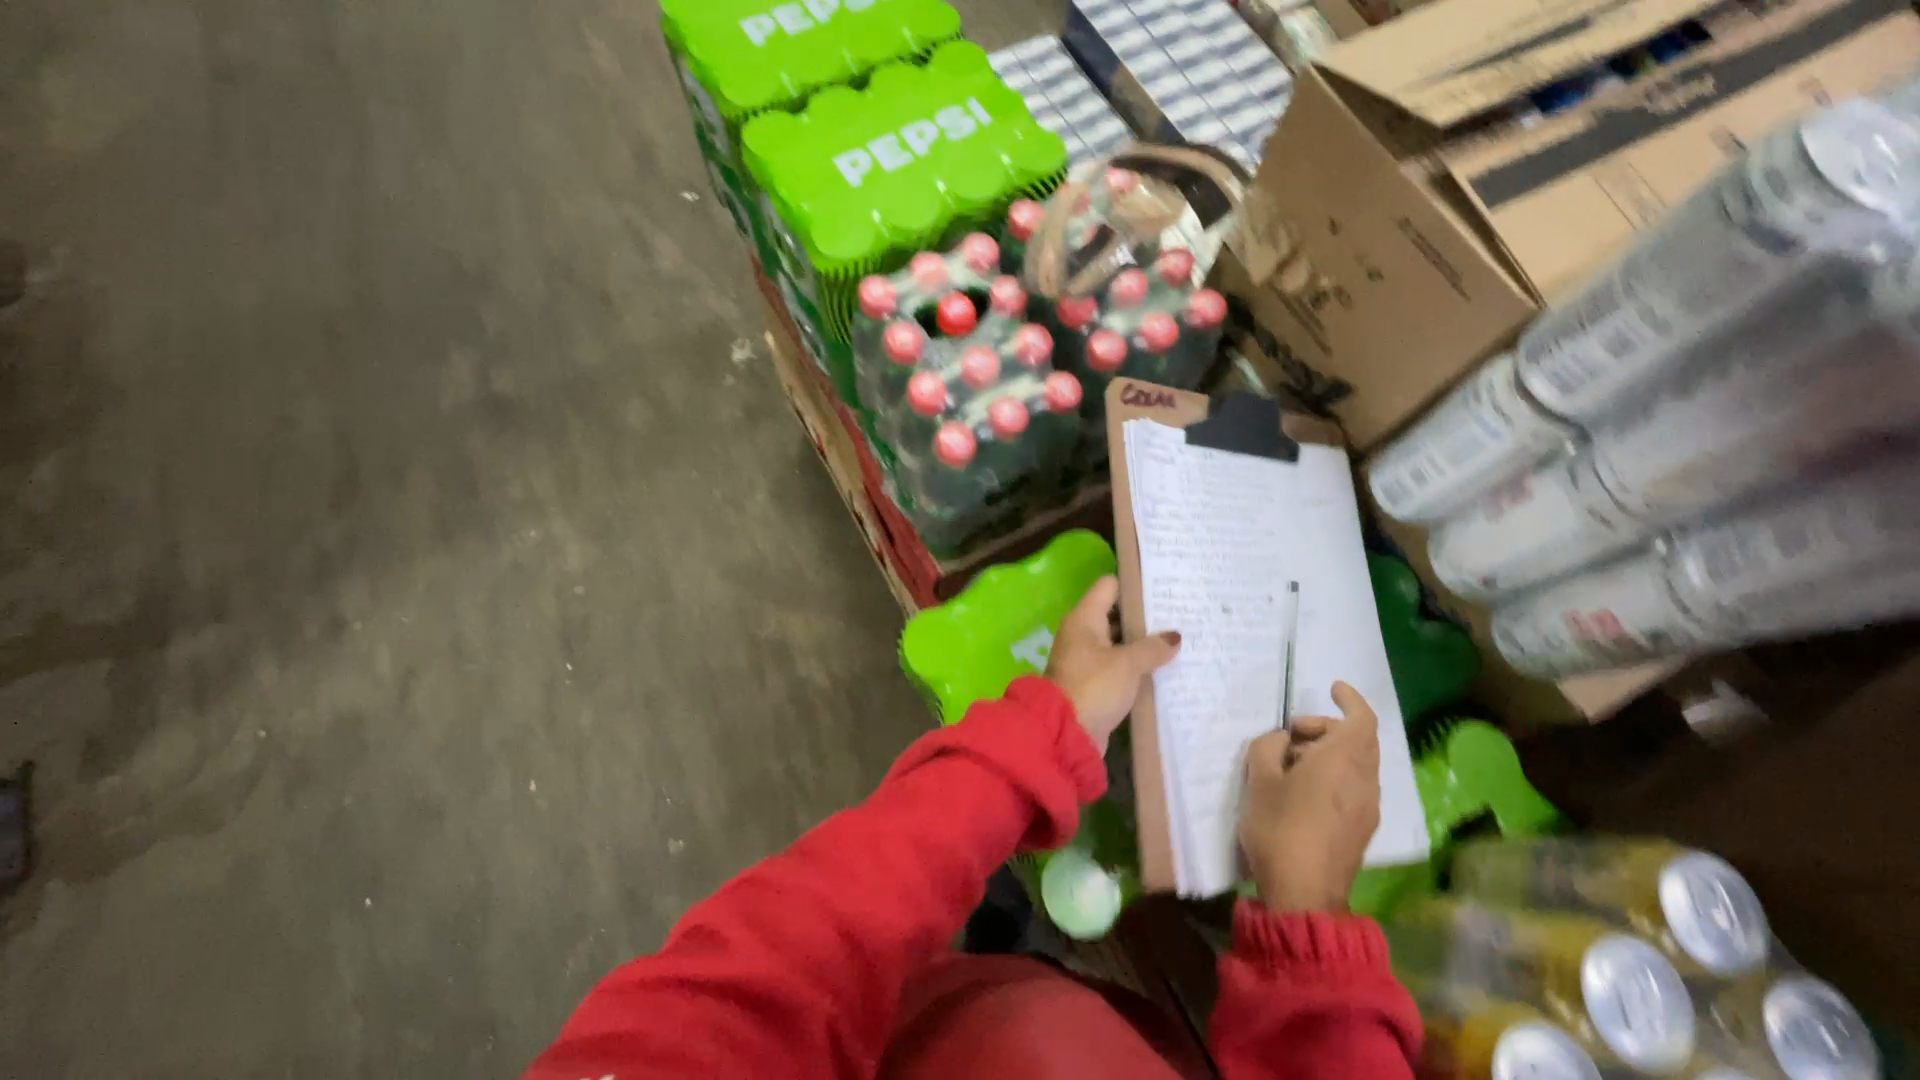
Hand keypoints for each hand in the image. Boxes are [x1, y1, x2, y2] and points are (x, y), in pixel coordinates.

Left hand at [1046, 576, 1180, 754]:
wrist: (1066, 733)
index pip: (1109, 586)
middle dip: (1146, 617)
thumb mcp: (1127, 663)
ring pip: (1120, 643)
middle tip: (1182, 616)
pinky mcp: (1095, 683)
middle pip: (1117, 614)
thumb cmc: (1094, 687)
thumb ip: (1152, 647)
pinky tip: (1165, 668)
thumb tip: (1174, 636)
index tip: (1164, 588)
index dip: (1135, 585)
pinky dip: (1138, 666)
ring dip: (1144, 644)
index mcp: (1084, 619)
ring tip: (1180, 641)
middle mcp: (1083, 634)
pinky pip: (1120, 666)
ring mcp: (1088, 660)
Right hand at [1237, 681, 1380, 913]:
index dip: (1349, 699)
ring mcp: (1368, 806)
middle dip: (1327, 728)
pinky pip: (1355, 786)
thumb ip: (1269, 747)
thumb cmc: (1279, 828)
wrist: (1303, 894)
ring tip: (1292, 766)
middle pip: (1358, 739)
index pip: (1361, 717)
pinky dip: (1336, 775)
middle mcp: (1364, 778)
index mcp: (1342, 759)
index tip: (1331, 688)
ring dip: (1330, 754)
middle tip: (1292, 735)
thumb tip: (1284, 742)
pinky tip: (1304, 792)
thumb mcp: (1258, 779)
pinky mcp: (1363, 828)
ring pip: (1357, 764)